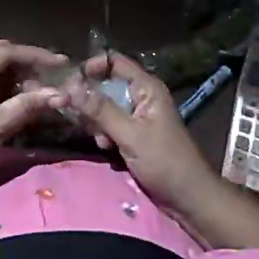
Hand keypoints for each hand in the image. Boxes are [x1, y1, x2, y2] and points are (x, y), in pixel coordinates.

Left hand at [0, 41, 68, 197]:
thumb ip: (27, 107)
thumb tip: (62, 95)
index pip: (2, 53)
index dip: (35, 56)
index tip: (63, 63)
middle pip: (1, 55)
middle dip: (31, 64)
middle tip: (59, 74)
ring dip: (24, 76)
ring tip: (50, 87)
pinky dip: (14, 87)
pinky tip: (33, 95)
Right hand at [65, 52, 221, 212]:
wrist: (188, 197)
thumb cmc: (165, 162)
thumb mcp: (130, 135)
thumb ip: (101, 110)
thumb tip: (71, 86)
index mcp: (146, 87)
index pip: (113, 61)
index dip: (91, 66)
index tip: (70, 83)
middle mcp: (141, 96)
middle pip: (105, 84)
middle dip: (90, 99)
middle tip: (78, 117)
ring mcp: (137, 116)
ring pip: (104, 106)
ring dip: (96, 120)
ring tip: (101, 140)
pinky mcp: (133, 134)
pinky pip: (109, 124)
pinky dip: (103, 133)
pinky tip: (105, 147)